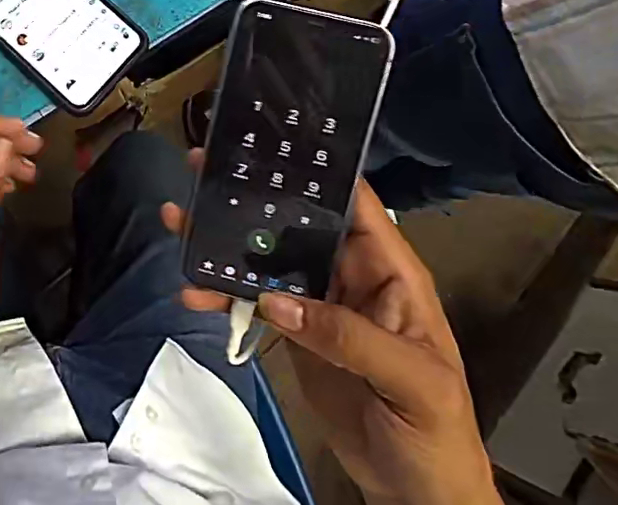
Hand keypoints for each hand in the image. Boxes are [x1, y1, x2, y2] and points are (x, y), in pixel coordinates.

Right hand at [163, 156, 499, 504]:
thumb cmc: (438, 431)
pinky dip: (223, 294)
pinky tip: (194, 290)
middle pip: (296, 222)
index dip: (318, 170)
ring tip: (180, 223)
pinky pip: (253, 300)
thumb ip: (349, 336)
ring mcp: (316, 300)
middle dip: (252, 199)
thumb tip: (276, 301)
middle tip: (204, 174)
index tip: (271, 147)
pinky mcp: (293, 329)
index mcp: (387, 268)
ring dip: (224, 244)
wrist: (418, 496)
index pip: (354, 202)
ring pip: (266, 258)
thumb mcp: (412, 381)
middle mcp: (347, 272)